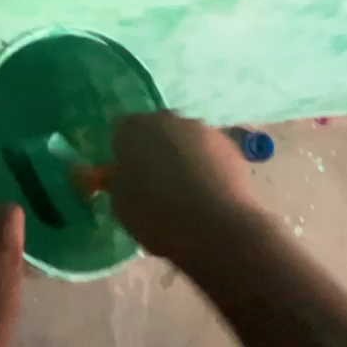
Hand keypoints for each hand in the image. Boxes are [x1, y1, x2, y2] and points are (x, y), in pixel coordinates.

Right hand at [110, 112, 266, 263]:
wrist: (217, 227)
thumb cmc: (158, 217)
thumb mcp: (122, 207)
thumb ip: (119, 183)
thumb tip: (122, 175)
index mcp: (134, 129)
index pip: (121, 131)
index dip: (124, 152)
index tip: (129, 176)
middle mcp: (166, 119)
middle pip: (155, 130)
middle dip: (154, 150)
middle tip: (157, 184)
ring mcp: (200, 128)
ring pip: (184, 139)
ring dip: (182, 156)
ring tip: (189, 193)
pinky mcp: (227, 142)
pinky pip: (209, 151)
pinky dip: (207, 165)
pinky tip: (211, 194)